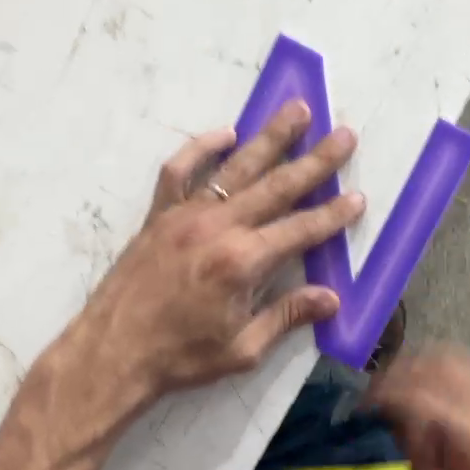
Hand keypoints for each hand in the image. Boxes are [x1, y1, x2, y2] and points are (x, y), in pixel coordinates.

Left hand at [59, 99, 365, 402]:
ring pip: (236, 167)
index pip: (301, 230)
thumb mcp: (242, 350)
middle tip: (345, 135)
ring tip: (297, 111)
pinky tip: (226, 133)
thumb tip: (331, 298)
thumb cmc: (180, 358)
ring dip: (270, 138)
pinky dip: (202, 148)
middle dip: (316, 161)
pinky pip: (180, 170)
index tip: (358, 196)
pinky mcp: (158, 215)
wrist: (111, 353)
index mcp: (242, 262)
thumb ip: (286, 316)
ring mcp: (185, 215)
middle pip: (277, 186)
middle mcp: (217, 228)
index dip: (333, 215)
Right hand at [366, 347, 469, 469]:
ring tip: (396, 386)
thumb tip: (389, 409)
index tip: (363, 404)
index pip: (418, 392)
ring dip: (420, 367)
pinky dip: (440, 373)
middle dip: (400, 371)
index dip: (384, 392)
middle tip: (376, 390)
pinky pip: (467, 370)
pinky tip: (424, 390)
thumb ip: (412, 441)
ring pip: (453, 359)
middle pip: (437, 364)